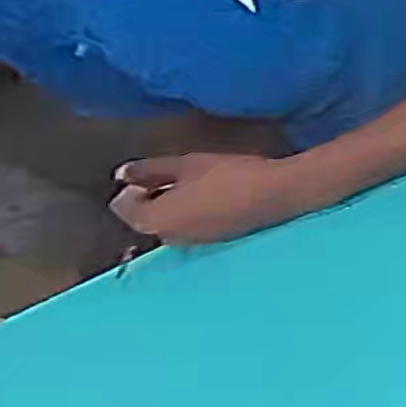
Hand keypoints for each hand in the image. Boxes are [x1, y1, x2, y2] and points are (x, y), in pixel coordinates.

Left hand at [109, 153, 314, 244]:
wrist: (282, 191)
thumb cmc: (231, 175)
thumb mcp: (187, 164)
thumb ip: (149, 169)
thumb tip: (123, 174)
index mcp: (152, 219)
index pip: (123, 205)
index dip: (137, 185)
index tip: (159, 172)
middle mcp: (169, 238)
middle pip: (150, 217)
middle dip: (158, 199)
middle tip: (182, 179)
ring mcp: (198, 242)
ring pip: (176, 223)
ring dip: (181, 208)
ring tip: (205, 188)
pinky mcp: (222, 240)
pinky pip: (199, 227)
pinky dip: (202, 214)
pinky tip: (224, 199)